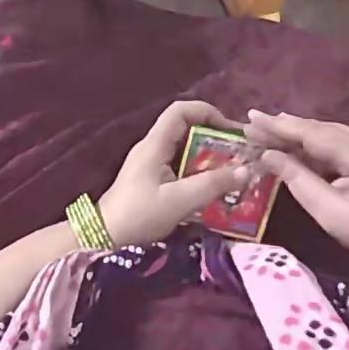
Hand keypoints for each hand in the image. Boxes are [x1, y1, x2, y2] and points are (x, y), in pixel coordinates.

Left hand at [99, 101, 254, 245]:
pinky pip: (179, 169)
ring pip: (184, 151)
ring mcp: (150, 165)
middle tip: (238, 156)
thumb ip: (212, 185)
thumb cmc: (138, 215)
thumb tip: (245, 171)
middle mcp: (152, 149)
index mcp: (154, 145)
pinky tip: (212, 191)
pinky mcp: (150, 182)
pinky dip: (197, 175)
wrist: (103, 237)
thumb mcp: (178, 201)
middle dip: (214, 139)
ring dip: (208, 160)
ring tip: (232, 175)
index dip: (207, 112)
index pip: (180, 111)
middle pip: (186, 130)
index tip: (230, 130)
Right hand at [243, 110, 348, 269]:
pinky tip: (294, 145)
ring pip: (328, 134)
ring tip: (265, 132)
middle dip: (284, 128)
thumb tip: (269, 156)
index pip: (311, 133)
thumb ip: (298, 180)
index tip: (250, 117)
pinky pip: (338, 143)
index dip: (278, 126)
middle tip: (251, 125)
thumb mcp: (330, 212)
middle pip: (319, 129)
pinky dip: (313, 145)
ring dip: (297, 135)